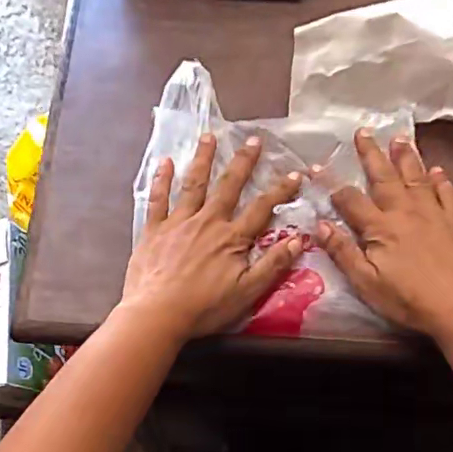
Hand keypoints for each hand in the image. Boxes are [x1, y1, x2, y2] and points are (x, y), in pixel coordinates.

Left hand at [120, 134, 304, 341]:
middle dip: (243, 162)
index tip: (296, 175)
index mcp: (231, 238)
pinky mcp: (153, 231)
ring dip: (203, 159)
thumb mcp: (246, 293)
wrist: (157, 314)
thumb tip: (299, 240)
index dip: (280, 191)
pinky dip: (161, 180)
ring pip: (193, 185)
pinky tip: (164, 162)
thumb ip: (272, 265)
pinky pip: (158, 200)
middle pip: (228, 186)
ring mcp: (178, 224)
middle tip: (253, 140)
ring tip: (209, 137)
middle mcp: (206, 223)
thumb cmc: (202, 308)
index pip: (262, 208)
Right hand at [313, 130, 452, 341]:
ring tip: (399, 138)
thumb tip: (321, 225)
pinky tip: (436, 170)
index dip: (332, 184)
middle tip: (364, 132)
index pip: (351, 200)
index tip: (317, 167)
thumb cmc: (405, 298)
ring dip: (406, 157)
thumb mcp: (364, 281)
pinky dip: (439, 180)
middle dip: (372, 155)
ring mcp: (433, 213)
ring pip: (416, 178)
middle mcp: (405, 212)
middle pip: (385, 178)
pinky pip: (445, 193)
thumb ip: (343, 251)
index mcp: (380, 228)